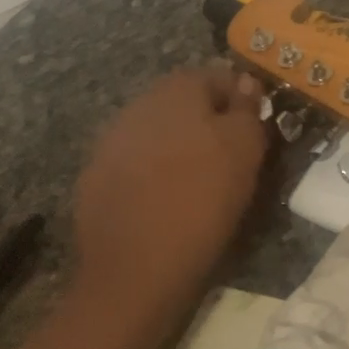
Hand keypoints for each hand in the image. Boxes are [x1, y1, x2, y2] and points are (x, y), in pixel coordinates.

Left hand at [12, 66, 267, 348]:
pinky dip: (152, 175)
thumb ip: (247, 107)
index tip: (254, 132)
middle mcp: (140, 104)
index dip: (242, 102)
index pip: (221, 77)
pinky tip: (165, 201)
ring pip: (159, 133)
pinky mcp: (93, 179)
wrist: (134, 272)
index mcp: (178, 88)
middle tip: (230, 157)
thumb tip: (246, 81)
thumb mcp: (246, 148)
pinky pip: (135, 164)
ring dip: (178, 148)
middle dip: (208, 123)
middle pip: (185, 103)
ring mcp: (111, 141)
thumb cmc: (203, 198)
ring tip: (197, 182)